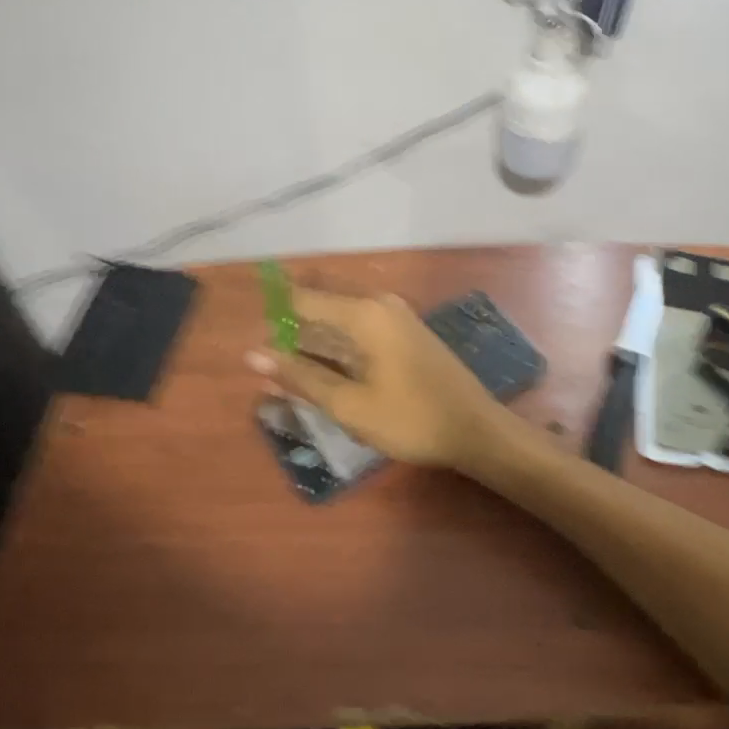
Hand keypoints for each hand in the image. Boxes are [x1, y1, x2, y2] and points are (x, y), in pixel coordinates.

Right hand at [247, 286, 504, 469]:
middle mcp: (380, 304)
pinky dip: (338, 350)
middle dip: (291, 332)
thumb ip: (300, 377)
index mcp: (364, 312)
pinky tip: (324, 377)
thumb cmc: (410, 418)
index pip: (301, 299)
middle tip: (268, 368)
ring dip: (314, 346)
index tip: (253, 350)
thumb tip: (253, 356)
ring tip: (289, 379)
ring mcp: (397, 318)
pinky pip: (360, 332)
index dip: (272, 320)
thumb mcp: (349, 404)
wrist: (475, 429)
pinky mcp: (407, 335)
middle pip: (321, 307)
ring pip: (340, 322)